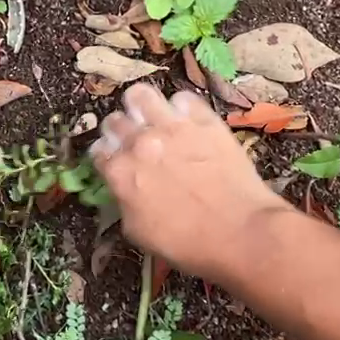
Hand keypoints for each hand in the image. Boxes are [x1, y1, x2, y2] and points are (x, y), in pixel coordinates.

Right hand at [92, 83, 294, 285]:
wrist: (242, 233)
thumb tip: (123, 189)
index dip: (106, 157)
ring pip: (141, 96)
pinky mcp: (204, 119)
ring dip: (142, 107)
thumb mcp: (139, 233)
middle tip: (133, 143)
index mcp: (120, 172)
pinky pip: (183, 99)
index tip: (114, 163)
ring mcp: (172, 126)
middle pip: (114, 121)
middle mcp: (139, 142)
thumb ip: (123, 202)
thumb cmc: (188, 243)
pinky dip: (181, 108)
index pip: (98, 152)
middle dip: (119, 131)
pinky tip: (187, 121)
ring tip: (152, 118)